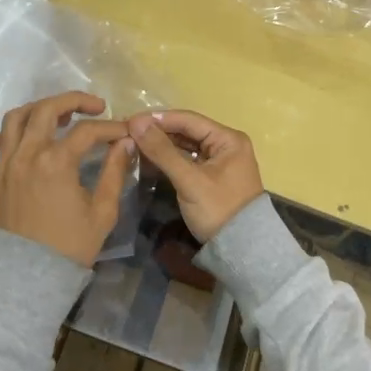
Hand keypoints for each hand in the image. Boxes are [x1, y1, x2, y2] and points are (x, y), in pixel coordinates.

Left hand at [0, 91, 134, 267]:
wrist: (30, 281)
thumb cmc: (70, 247)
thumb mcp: (103, 211)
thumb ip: (115, 172)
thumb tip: (125, 143)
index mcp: (56, 162)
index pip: (87, 130)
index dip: (110, 127)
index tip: (125, 131)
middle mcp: (26, 156)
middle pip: (46, 109)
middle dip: (73, 100)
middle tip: (93, 107)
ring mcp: (2, 168)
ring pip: (12, 121)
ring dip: (35, 111)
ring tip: (54, 117)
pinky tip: (1, 140)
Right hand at [127, 110, 263, 242]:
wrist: (241, 251)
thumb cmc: (218, 210)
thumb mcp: (189, 180)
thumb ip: (163, 151)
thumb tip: (136, 123)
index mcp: (228, 139)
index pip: (189, 120)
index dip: (159, 119)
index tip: (131, 120)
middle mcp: (226, 144)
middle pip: (187, 131)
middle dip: (159, 132)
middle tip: (129, 132)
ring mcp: (220, 161)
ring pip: (186, 146)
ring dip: (162, 146)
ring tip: (134, 144)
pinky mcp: (212, 177)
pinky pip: (188, 161)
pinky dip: (170, 160)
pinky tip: (149, 159)